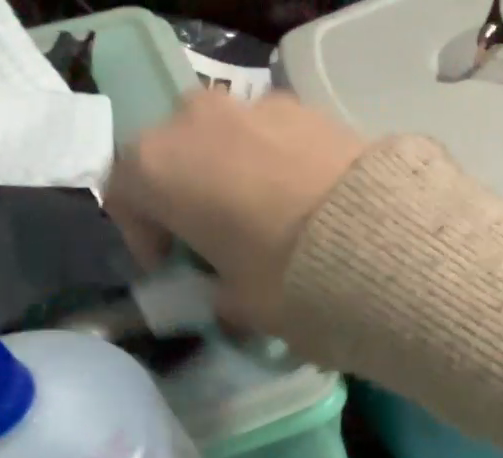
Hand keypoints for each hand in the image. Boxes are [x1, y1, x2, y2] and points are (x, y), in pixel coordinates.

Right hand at [106, 90, 367, 330]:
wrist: (377, 244)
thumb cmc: (287, 279)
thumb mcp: (242, 306)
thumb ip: (219, 297)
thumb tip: (225, 296)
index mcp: (157, 166)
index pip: (125, 194)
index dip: (143, 236)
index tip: (171, 268)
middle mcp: (194, 120)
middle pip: (174, 156)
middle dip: (188, 198)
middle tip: (217, 244)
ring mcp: (253, 105)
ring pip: (225, 141)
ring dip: (233, 177)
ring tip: (266, 223)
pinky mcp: (306, 107)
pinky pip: (273, 138)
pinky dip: (275, 166)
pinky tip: (304, 205)